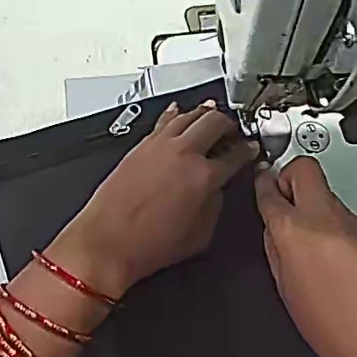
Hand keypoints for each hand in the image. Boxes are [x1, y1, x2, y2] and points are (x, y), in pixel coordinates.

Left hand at [48, 102, 258, 297]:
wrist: (107, 241)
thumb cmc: (147, 244)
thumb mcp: (200, 235)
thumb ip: (215, 207)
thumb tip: (216, 191)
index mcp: (204, 177)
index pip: (236, 154)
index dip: (247, 150)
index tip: (249, 149)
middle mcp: (182, 154)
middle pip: (215, 122)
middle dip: (230, 124)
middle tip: (234, 129)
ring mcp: (159, 146)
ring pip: (189, 114)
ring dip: (205, 113)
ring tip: (212, 114)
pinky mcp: (140, 146)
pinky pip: (164, 120)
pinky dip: (176, 114)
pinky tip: (178, 111)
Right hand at [255, 156, 356, 356]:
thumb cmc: (334, 327)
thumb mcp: (283, 287)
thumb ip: (273, 248)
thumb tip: (271, 228)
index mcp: (294, 231)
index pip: (270, 189)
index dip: (262, 184)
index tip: (260, 184)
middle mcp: (324, 217)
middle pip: (303, 168)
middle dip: (288, 176)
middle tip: (282, 197)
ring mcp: (349, 222)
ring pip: (322, 188)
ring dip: (308, 200)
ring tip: (303, 232)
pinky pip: (338, 210)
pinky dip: (326, 219)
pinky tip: (323, 246)